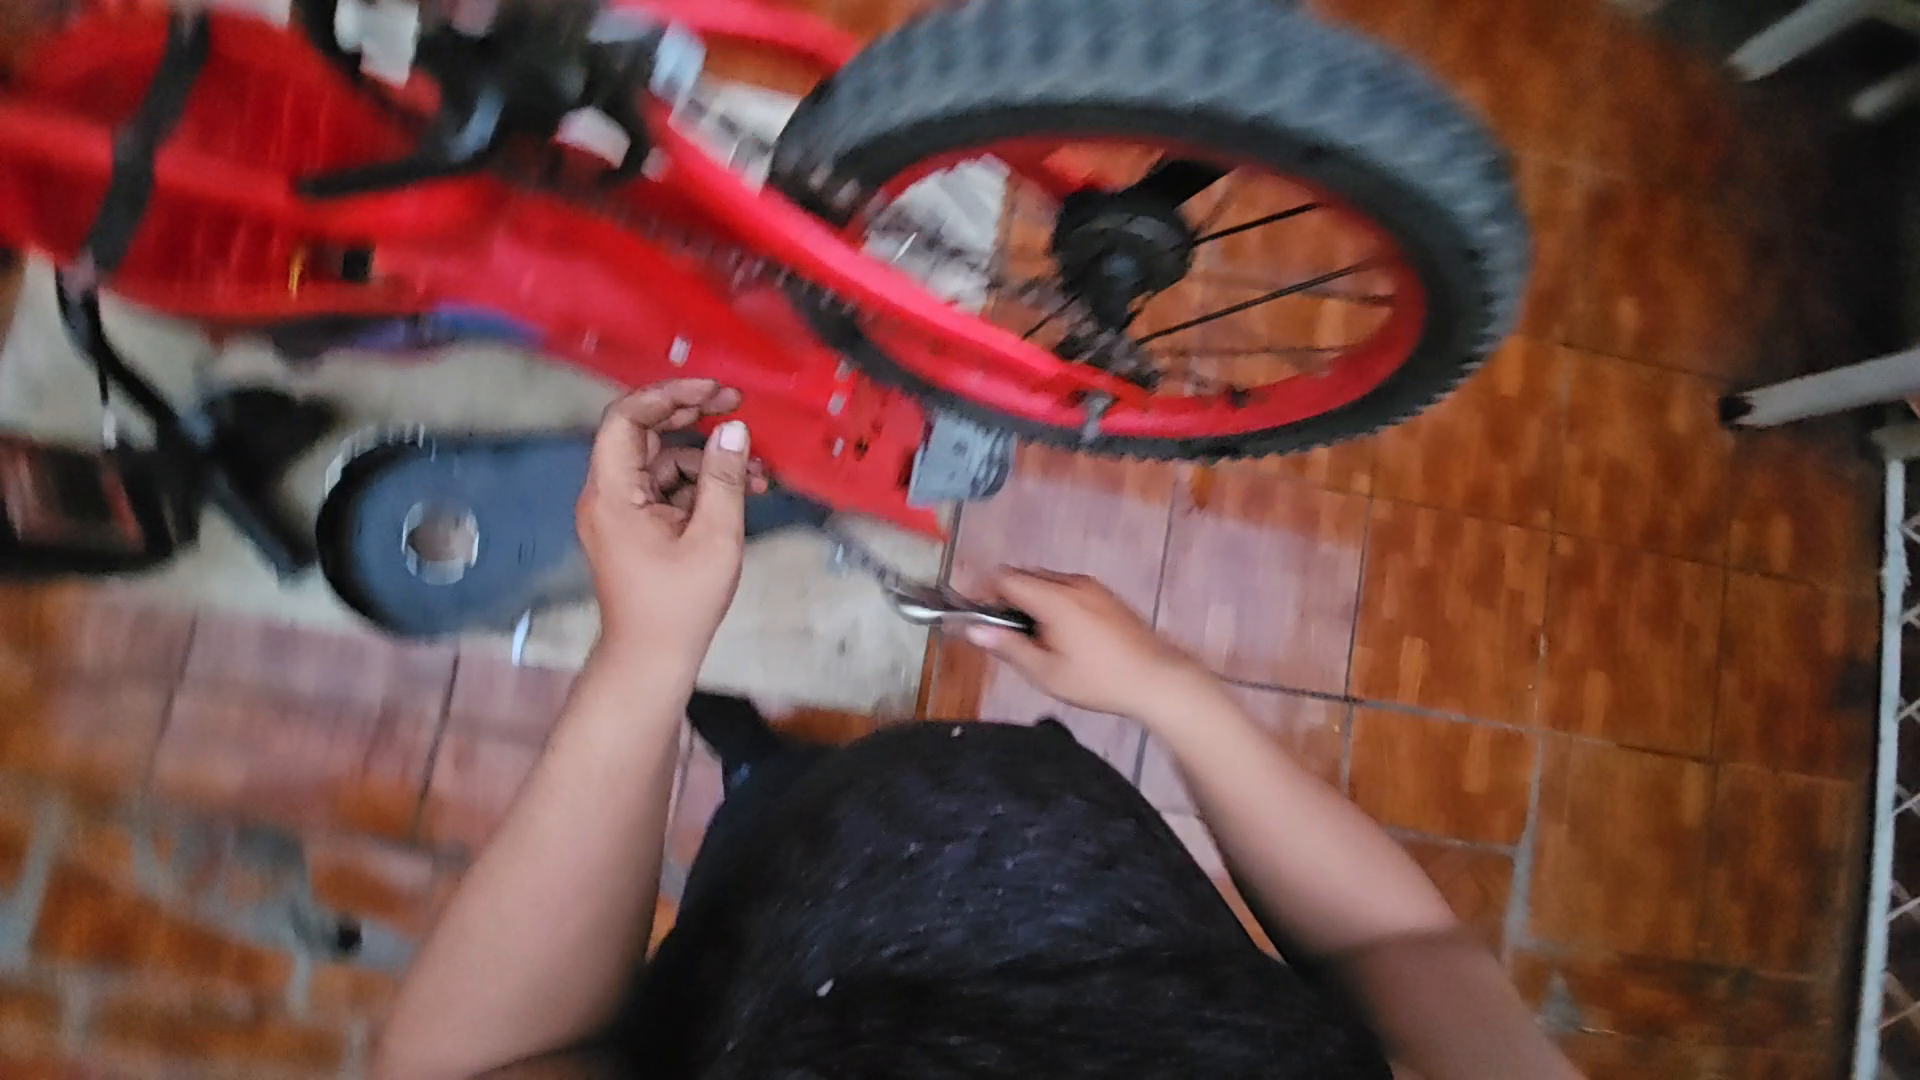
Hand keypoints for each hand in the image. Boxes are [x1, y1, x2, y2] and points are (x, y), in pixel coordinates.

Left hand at [577, 380, 767, 661]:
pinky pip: (668, 490)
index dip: (669, 394)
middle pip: (644, 434)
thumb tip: (734, 429)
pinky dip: (702, 486)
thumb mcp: (714, 536)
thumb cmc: (681, 601)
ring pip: (664, 463)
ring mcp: (621, 512)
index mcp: (612, 492)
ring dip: (708, 459)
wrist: (653, 658)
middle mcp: (607, 494)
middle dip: (692, 416)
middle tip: (736, 405)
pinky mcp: (636, 527)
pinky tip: (741, 493)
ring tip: (757, 470)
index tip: (715, 391)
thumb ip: (724, 477)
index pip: (627, 418)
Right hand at [965, 569, 1211, 720]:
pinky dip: (1051, 601)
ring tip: (1032, 637)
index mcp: (1055, 598)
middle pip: (1024, 575)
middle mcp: (1072, 583)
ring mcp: (1092, 587)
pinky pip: (1065, 587)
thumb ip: (1008, 647)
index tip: (975, 615)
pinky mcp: (1105, 595)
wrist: (1158, 680)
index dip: (983, 592)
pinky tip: (1059, 634)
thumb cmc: (1098, 681)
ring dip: (1029, 599)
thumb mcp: (1046, 672)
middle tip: (1002, 632)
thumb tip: (973, 630)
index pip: (1004, 577)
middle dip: (1005, 597)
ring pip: (1045, 581)